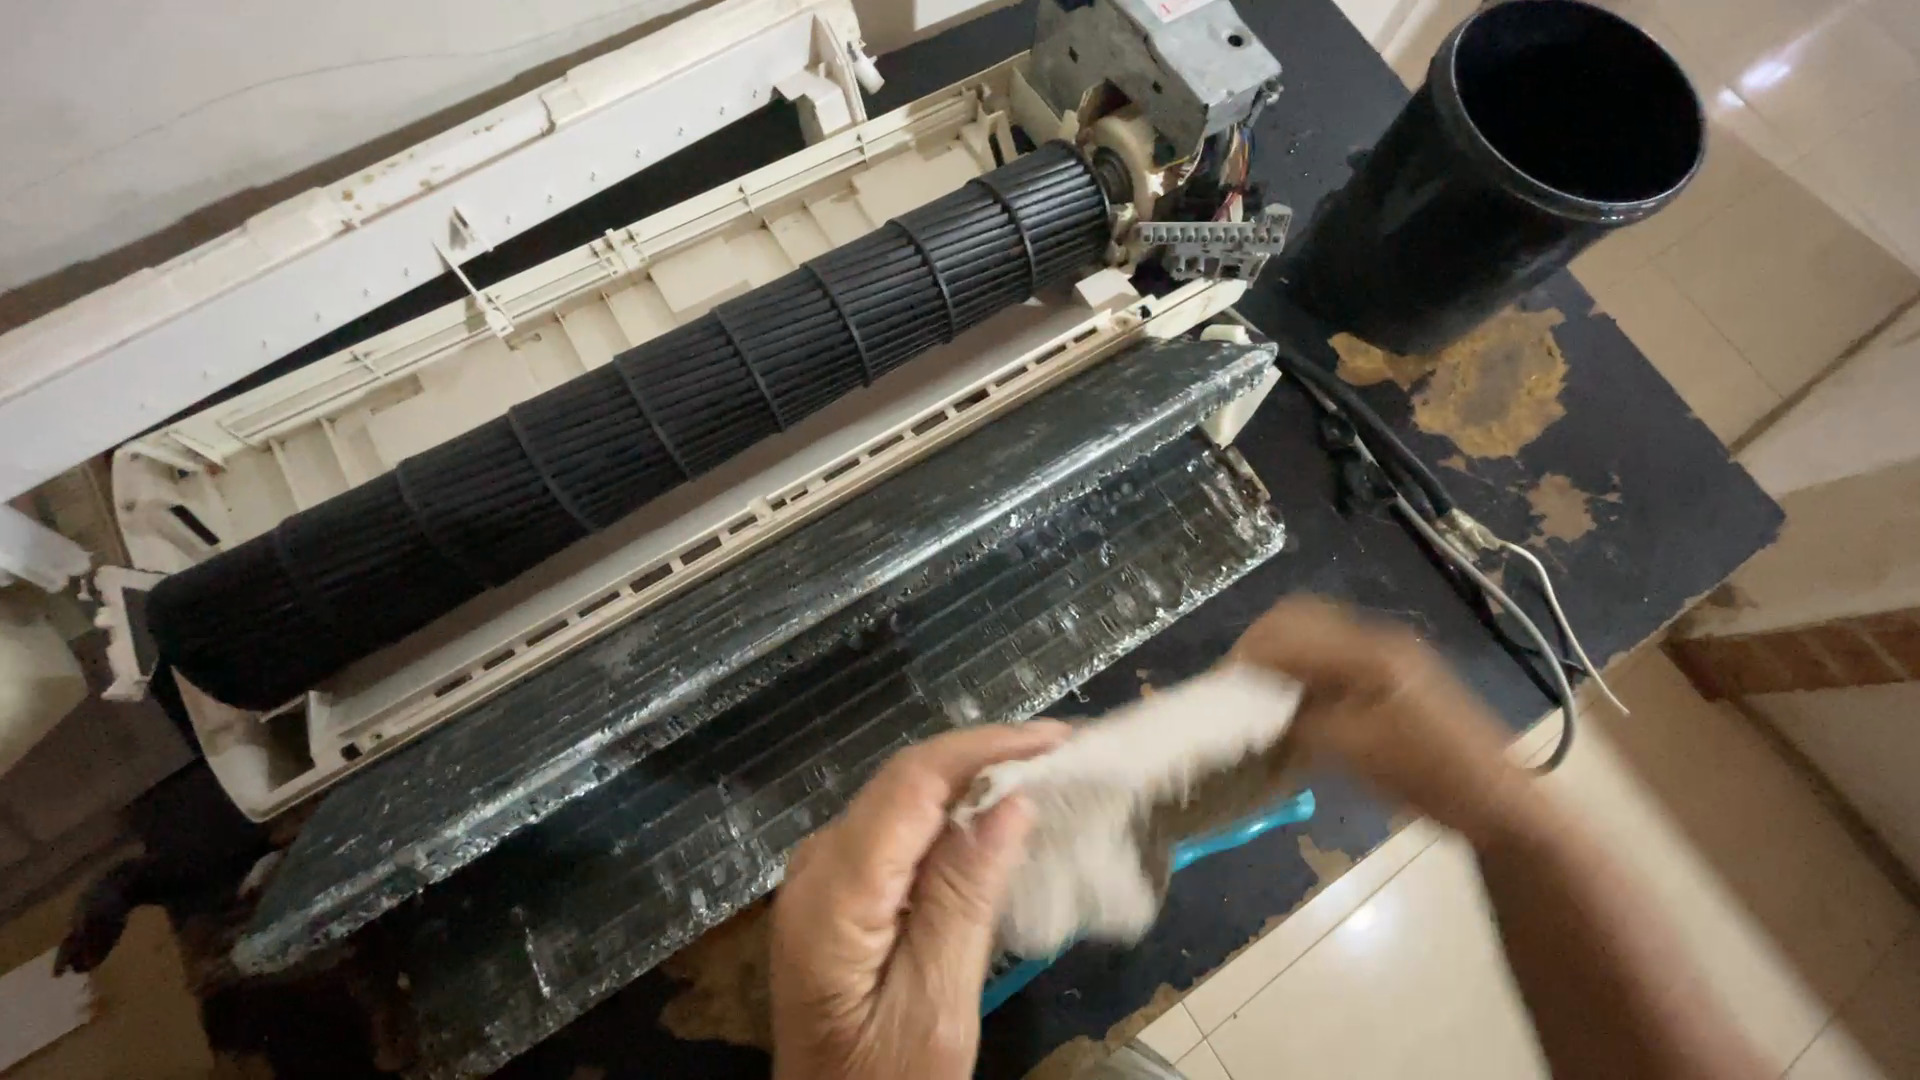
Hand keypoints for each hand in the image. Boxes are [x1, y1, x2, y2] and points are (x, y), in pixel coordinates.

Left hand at [770, 722, 1067, 1079]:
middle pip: (906, 782)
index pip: (911, 783)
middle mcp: (819, 863)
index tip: (1056, 739)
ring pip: (907, 797)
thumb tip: (1010, 802)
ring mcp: (826, 871)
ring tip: (1042, 771)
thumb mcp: (934, 1010)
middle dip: (986, 756)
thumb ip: (963, 899)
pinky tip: (996, 814)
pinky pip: (902, 827)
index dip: (985, 748)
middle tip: (1062, 752)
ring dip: (974, 779)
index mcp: (832, 892)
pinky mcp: (843, 885)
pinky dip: (954, 813)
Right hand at [1232, 596, 1535, 842]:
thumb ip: (1302, 724)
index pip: (1287, 635)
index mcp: (1368, 655)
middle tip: (1235, 682)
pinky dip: (1301, 664)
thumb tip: (1256, 713)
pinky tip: (1293, 698)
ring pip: (1313, 629)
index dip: (1247, 656)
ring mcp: (1386, 652)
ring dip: (1279, 651)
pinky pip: (1330, 650)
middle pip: (1297, 615)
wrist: (1502, 802)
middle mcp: (1376, 640)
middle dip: (1259, 643)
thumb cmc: (1431, 779)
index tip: (1220, 686)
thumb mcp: (1358, 754)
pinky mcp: (1390, 670)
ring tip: (1258, 689)